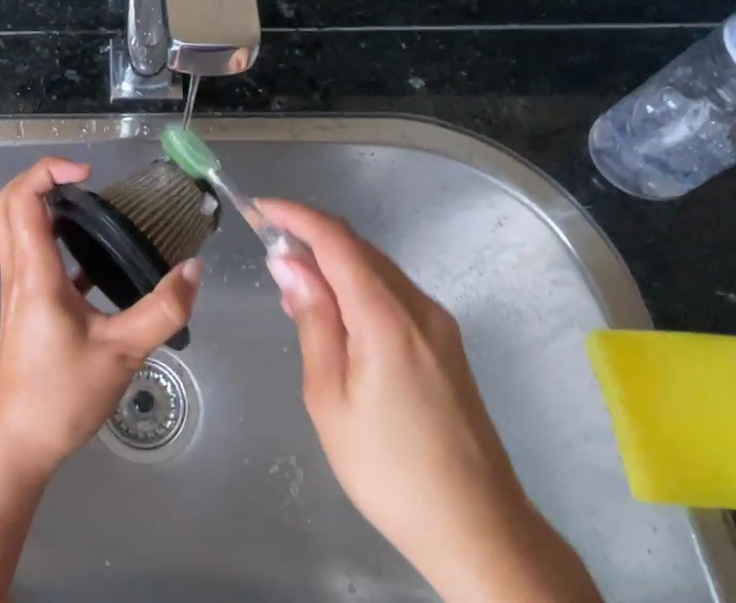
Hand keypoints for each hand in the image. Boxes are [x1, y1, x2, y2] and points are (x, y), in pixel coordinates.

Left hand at [0, 157, 203, 474]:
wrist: (20, 441)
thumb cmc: (63, 395)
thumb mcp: (123, 352)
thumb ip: (162, 309)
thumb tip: (194, 269)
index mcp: (35, 274)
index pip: (23, 200)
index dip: (48, 171)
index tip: (88, 173)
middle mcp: (19, 273)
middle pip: (8, 205)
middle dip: (39, 179)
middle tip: (84, 182)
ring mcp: (19, 290)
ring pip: (16, 228)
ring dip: (44, 206)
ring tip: (92, 209)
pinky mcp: (27, 307)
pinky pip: (32, 255)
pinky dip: (53, 239)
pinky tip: (94, 257)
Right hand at [259, 199, 601, 602]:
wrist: (476, 526)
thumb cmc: (387, 467)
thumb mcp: (329, 396)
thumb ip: (313, 321)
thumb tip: (289, 264)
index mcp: (388, 317)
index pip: (337, 240)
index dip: (296, 216)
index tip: (259, 210)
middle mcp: (421, 308)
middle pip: (360, 250)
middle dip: (312, 241)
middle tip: (268, 257)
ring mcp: (440, 327)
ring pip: (379, 272)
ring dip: (334, 266)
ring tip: (293, 291)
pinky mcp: (447, 347)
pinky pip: (395, 297)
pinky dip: (358, 290)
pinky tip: (335, 318)